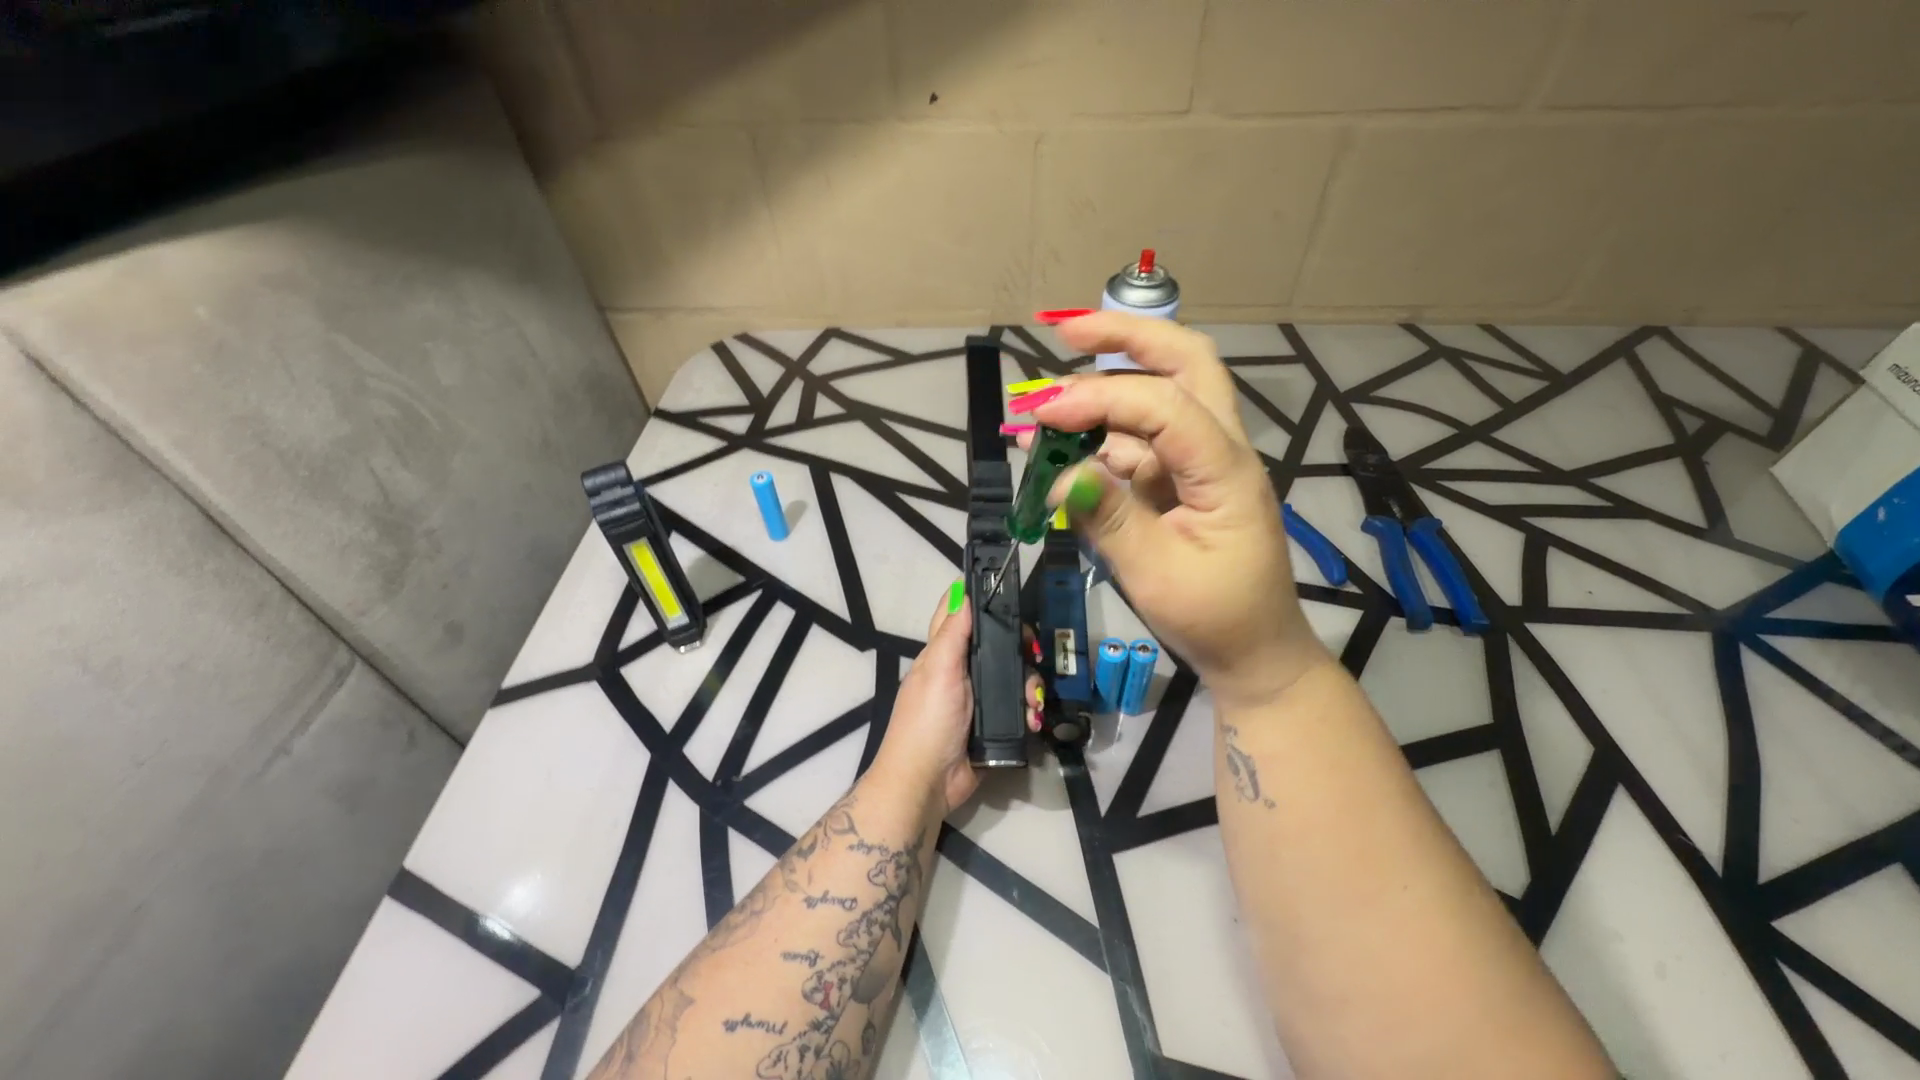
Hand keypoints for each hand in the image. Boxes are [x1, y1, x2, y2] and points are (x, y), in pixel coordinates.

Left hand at [872, 583, 1041, 812]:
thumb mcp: (938, 670)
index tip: (1008, 593)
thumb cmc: (926, 721)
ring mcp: (979, 701)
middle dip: (1021, 650)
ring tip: (1032, 702)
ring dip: (1030, 687)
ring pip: (1015, 678)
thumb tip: (963, 592)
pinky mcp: (994, 726)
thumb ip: (952, 633)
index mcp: (942, 655)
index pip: (960, 616)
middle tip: (1034, 654)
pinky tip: (1032, 720)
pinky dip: (1029, 712)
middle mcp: (961, 673)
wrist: (927, 784)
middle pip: (999, 646)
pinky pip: (1019, 709)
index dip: (980, 601)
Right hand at [1028, 312, 1333, 709]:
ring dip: (1106, 391)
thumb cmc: (1217, 618)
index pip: (1165, 406)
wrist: (1256, 653)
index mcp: (1225, 468)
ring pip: (1161, 398)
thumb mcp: (1158, 575)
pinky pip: (1140, 445)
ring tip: (1047, 408)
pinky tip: (1062, 455)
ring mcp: (1201, 463)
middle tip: (1065, 331)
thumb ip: (1109, 519)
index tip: (1044, 415)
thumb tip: (1059, 476)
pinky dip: (1101, 439)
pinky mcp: (1182, 483)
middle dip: (1126, 337)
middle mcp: (1219, 449)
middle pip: (1185, 364)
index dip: (1101, 399)